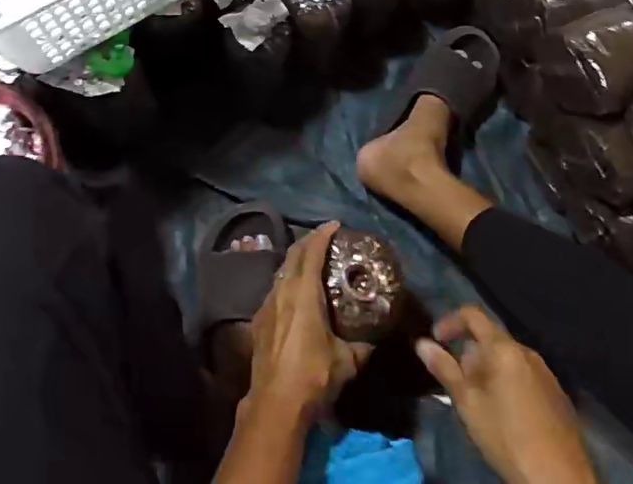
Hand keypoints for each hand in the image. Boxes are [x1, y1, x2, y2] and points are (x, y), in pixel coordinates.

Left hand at [245, 221, 372, 422]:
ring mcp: (266, 306)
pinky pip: (274, 291)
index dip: (323, 234)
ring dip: (295, 263)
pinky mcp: (258, 323)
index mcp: (303, 292)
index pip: (312, 251)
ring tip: (311, 265)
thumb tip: (374, 342)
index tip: (335, 224)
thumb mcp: (346, 361)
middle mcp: (282, 291)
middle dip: (308, 242)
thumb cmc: (313, 376)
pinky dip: (287, 283)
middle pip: (293, 255)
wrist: (274, 406)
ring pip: (281, 272)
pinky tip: (295, 296)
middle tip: (324, 239)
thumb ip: (361, 347)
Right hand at [417, 306, 596, 483]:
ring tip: (480, 403)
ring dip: (488, 370)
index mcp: (504, 348)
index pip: (473, 315)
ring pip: (507, 359)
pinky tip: (506, 414)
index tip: (436, 340)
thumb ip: (445, 369)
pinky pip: (524, 374)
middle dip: (470, 355)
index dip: (450, 321)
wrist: (558, 477)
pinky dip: (508, 383)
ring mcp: (545, 371)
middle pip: (490, 339)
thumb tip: (422, 343)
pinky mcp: (556, 392)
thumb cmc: (506, 437)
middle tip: (459, 386)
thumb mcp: (468, 404)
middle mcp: (526, 351)